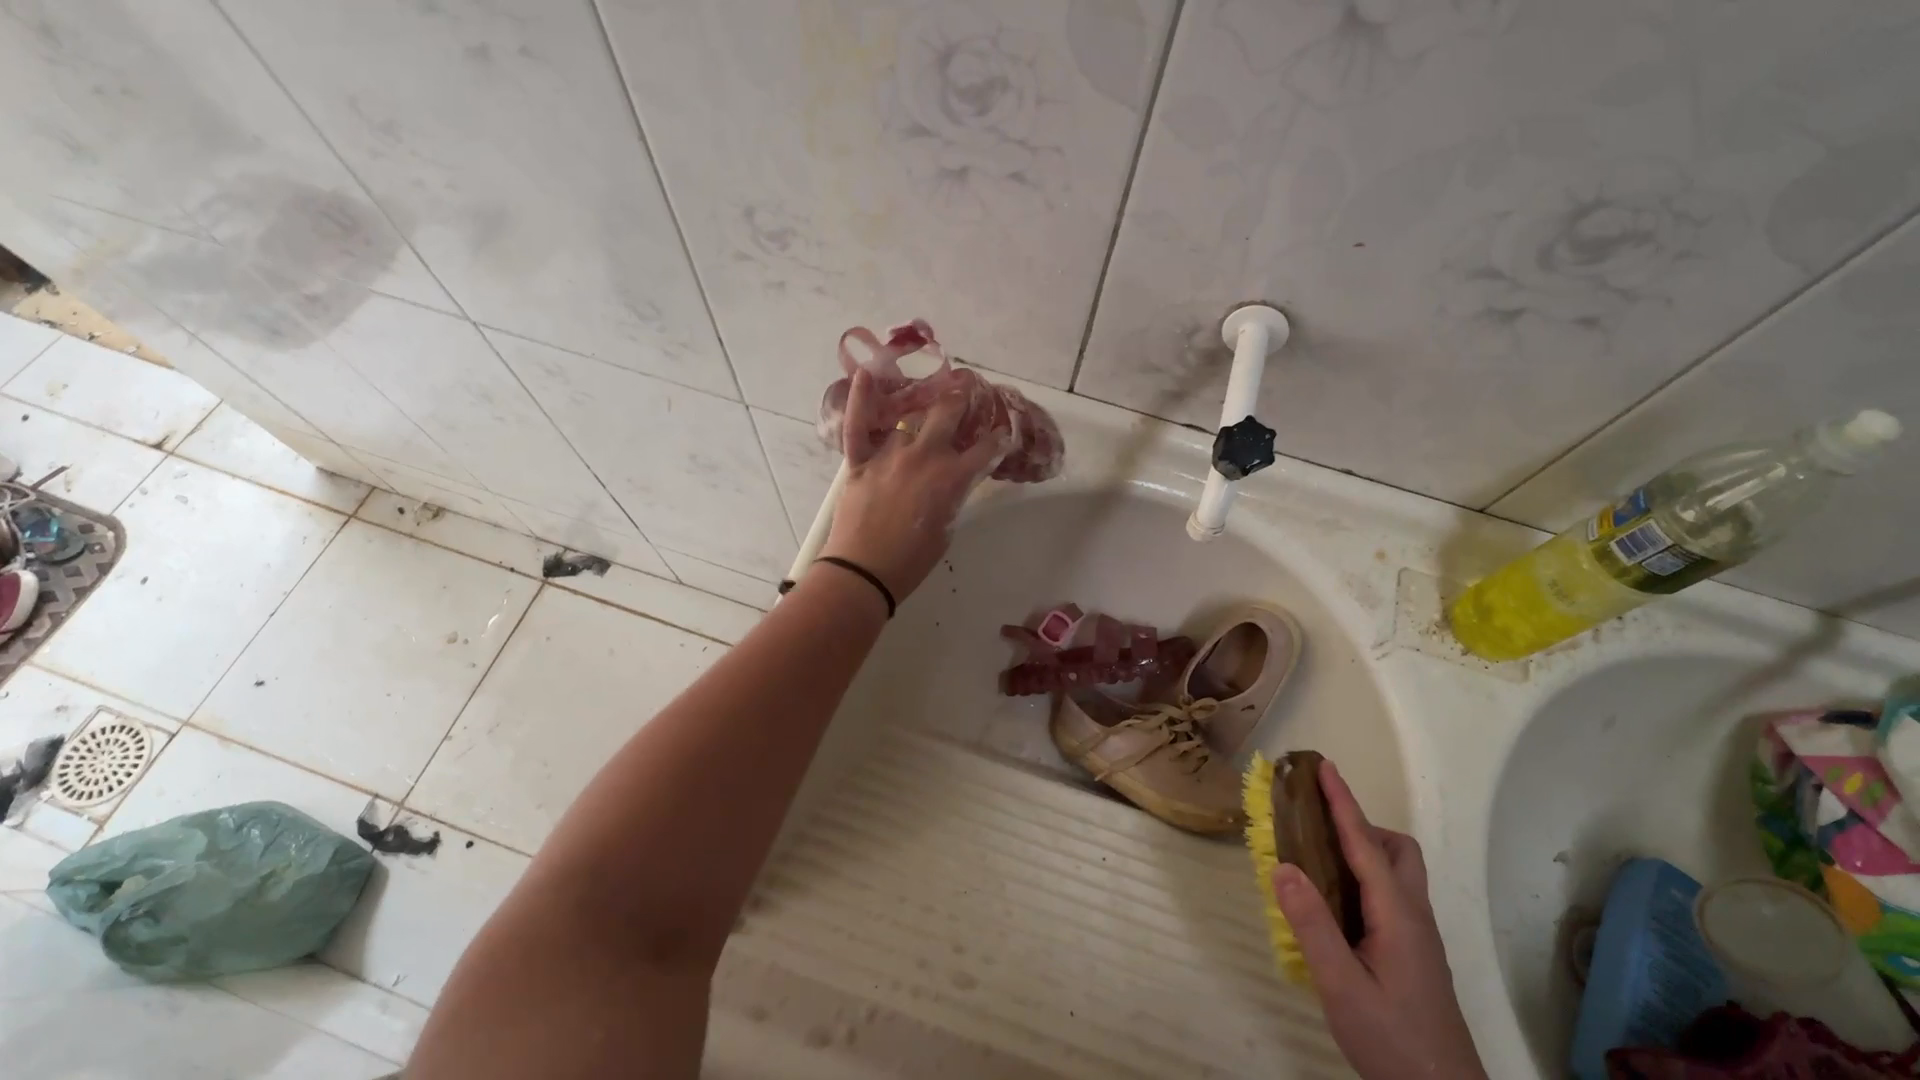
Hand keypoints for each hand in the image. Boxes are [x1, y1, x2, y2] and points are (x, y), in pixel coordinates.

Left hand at [819, 369, 1007, 601]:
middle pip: (947, 413)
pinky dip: (860, 399)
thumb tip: (954, 480)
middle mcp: (923, 456)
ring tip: (930, 392)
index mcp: (951, 478)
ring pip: (909, 417)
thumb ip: (953, 496)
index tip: (1001, 435)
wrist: (863, 572)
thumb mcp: (946, 529)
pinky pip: (858, 424)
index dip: (997, 440)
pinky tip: (866, 374)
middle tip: (967, 391)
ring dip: (922, 405)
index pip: (984, 449)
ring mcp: (888, 455)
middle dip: (962, 400)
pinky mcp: (859, 462)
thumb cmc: (911, 562)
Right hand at [1273, 762, 1486, 1079]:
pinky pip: (1390, 896)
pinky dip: (1362, 880)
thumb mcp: (1342, 986)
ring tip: (1318, 864)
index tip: (1322, 765)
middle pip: (1396, 850)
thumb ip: (1313, 925)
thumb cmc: (1391, 1039)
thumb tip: (1283, 866)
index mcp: (1397, 915)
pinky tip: (1334, 908)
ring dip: (1363, 852)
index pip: (1365, 844)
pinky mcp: (1413, 955)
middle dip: (1359, 824)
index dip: (1342, 802)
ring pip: (1397, 874)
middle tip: (1316, 827)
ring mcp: (1417, 937)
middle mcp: (1413, 916)